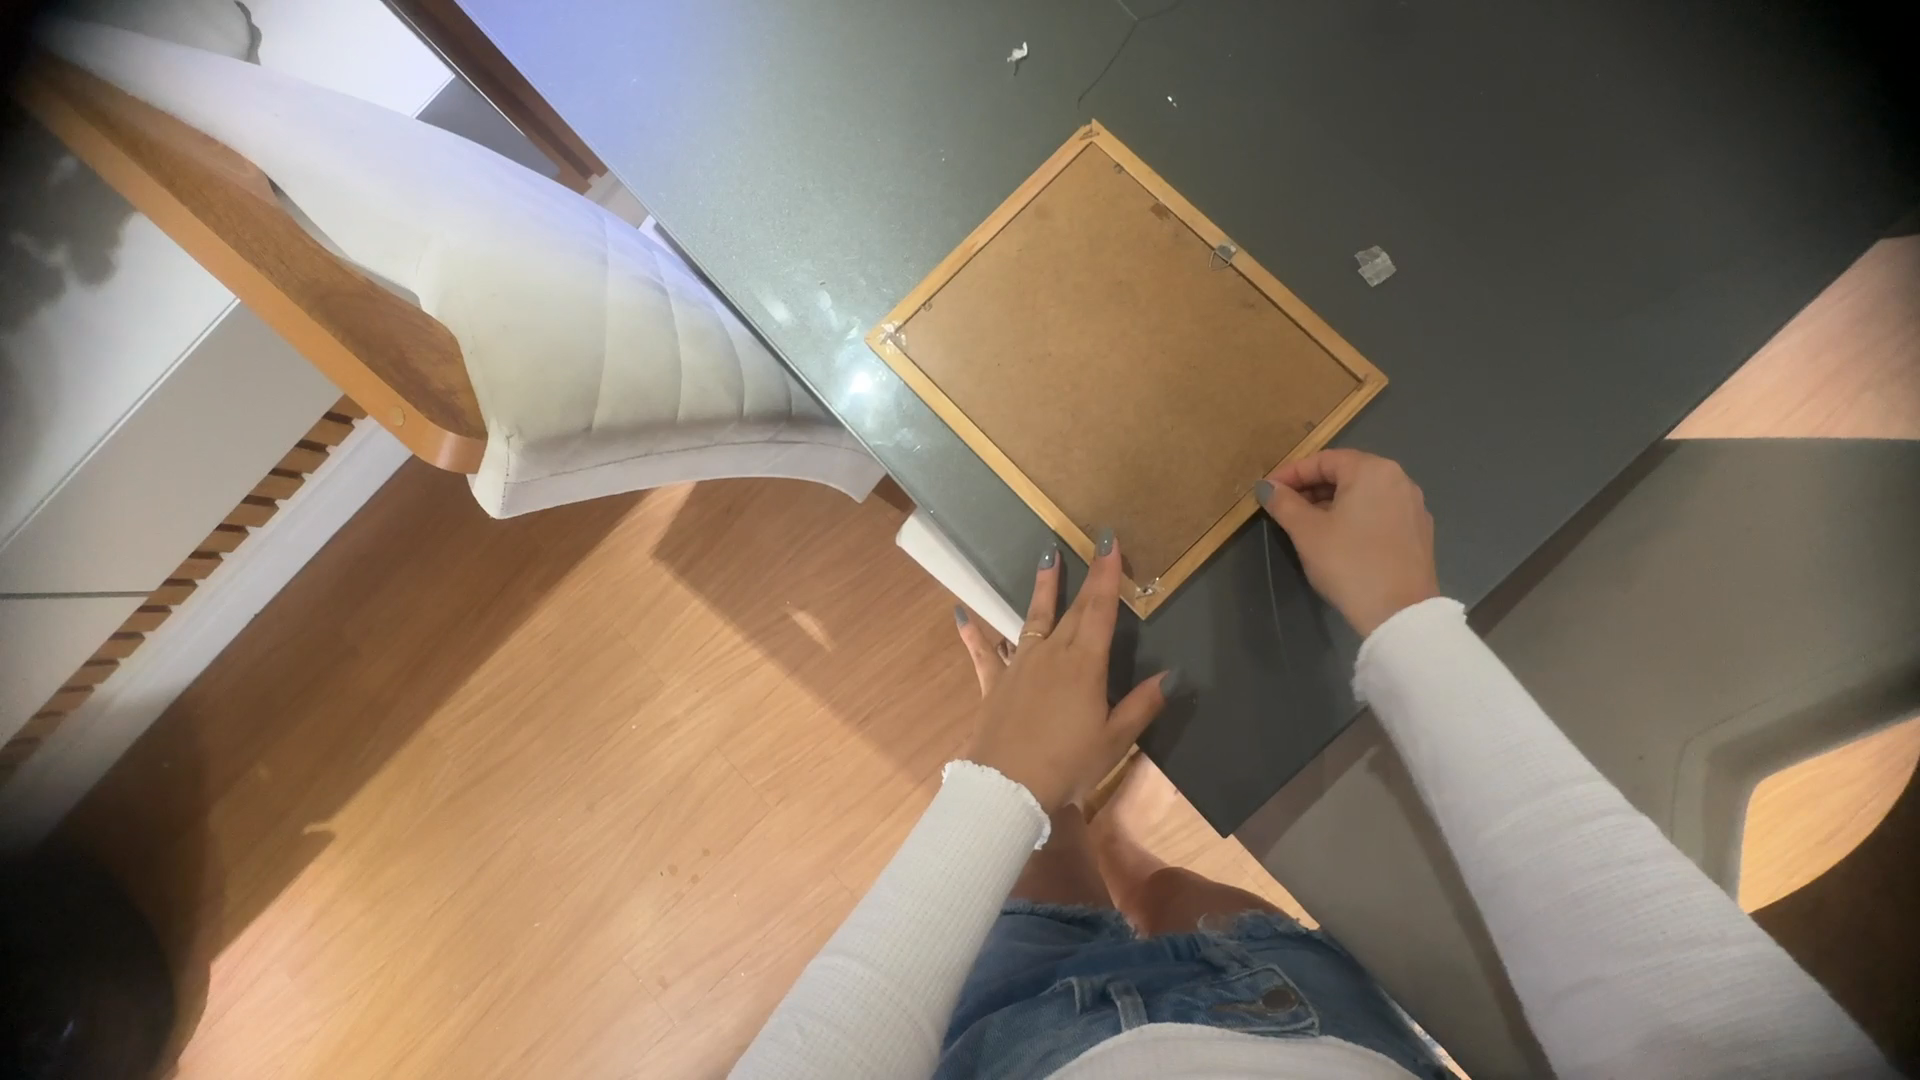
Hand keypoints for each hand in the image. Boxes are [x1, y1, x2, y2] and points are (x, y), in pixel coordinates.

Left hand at [953, 535, 1175, 812]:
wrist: (1007, 786)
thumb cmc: (1067, 764)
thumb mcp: (1115, 740)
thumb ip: (1142, 705)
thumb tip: (1171, 675)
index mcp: (1085, 664)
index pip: (1100, 610)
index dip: (1107, 575)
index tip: (1109, 541)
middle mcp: (1051, 653)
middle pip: (1073, 609)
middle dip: (1086, 576)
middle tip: (1092, 543)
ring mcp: (1019, 664)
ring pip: (1033, 618)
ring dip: (1042, 588)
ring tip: (1045, 558)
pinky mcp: (994, 682)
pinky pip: (984, 652)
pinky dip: (974, 633)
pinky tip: (960, 614)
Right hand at [1255, 450, 1439, 637]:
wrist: (1398, 612)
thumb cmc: (1348, 562)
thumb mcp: (1306, 531)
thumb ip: (1284, 503)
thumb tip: (1266, 487)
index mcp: (1372, 471)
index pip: (1323, 460)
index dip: (1290, 473)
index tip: (1267, 491)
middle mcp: (1399, 480)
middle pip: (1346, 473)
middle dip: (1310, 487)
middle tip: (1283, 507)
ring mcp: (1412, 507)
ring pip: (1362, 494)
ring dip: (1330, 502)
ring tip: (1305, 523)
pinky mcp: (1417, 532)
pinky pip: (1378, 512)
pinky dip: (1353, 516)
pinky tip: (1337, 538)